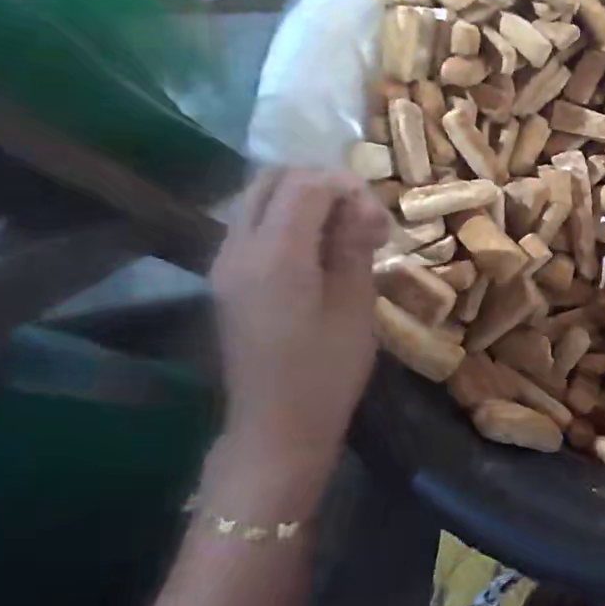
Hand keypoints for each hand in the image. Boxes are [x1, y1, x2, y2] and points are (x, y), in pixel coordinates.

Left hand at [207, 167, 388, 498]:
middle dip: (323, 183)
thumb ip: (354, 246)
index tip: (380, 219)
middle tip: (362, 217)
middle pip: (273, 178)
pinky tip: (318, 249)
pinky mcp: (225, 277)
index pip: (306, 185)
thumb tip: (362, 205)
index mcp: (274, 257)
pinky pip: (252, 222)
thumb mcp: (355, 307)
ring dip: (304, 197)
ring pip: (258, 196)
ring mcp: (224, 262)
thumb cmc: (327, 371)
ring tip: (343, 231)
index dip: (348, 186)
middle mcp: (237, 249)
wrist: (276, 427)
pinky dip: (287, 217)